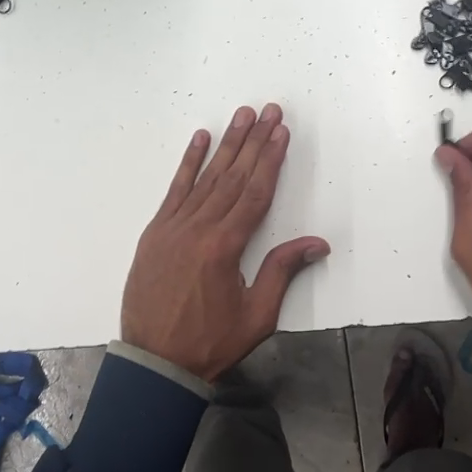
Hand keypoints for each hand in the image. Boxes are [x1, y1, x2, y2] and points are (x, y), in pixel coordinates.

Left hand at [121, 103, 330, 380]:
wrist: (154, 361)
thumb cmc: (210, 343)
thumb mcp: (256, 315)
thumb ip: (282, 272)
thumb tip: (317, 243)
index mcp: (225, 247)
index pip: (255, 193)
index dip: (270, 160)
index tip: (281, 132)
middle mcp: (199, 227)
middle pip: (233, 176)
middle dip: (253, 141)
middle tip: (268, 110)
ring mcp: (174, 226)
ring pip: (206, 177)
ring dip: (226, 144)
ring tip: (241, 116)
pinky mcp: (156, 231)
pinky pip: (175, 189)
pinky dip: (188, 163)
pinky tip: (199, 139)